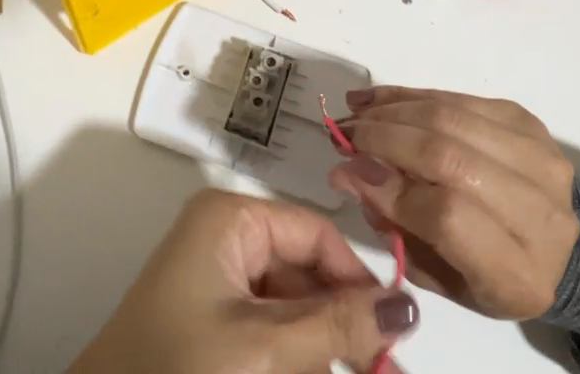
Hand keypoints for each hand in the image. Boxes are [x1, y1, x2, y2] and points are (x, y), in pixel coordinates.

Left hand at [66, 188, 418, 373]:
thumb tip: (405, 306)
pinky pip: (273, 329)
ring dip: (325, 346)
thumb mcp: (264, 347)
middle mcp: (226, 240)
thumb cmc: (174, 369)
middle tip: (383, 368)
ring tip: (357, 372)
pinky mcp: (214, 321)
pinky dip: (297, 357)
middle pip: (309, 272)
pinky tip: (316, 372)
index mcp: (230, 221)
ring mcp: (218, 281)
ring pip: (296, 307)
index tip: (394, 329)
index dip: (358, 279)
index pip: (317, 233)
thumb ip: (337, 325)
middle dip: (344, 323)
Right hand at [330, 87, 579, 320]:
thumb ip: (393, 227)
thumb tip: (348, 170)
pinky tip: (380, 100)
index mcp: (518, 275)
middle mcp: (541, 213)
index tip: (346, 170)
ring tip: (356, 113)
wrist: (560, 248)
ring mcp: (540, 159)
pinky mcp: (529, 123)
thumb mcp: (438, 274)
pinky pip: (462, 98)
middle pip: (451, 157)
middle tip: (343, 135)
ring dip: (395, 110)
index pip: (448, 217)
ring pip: (454, 118)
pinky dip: (414, 96)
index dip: (392, 188)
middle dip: (386, 139)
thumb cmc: (487, 274)